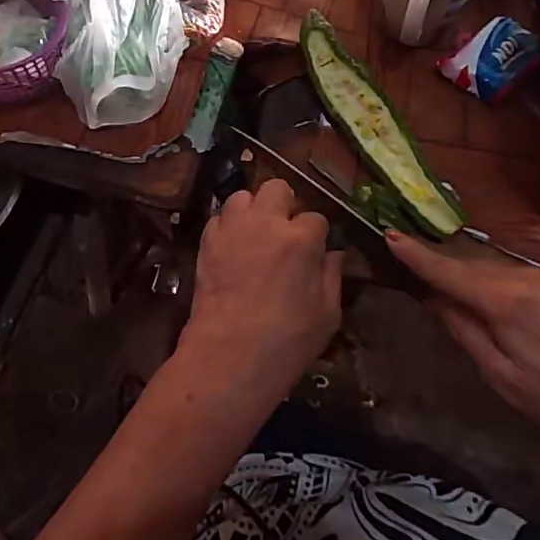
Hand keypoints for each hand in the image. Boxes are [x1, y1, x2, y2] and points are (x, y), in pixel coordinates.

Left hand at [179, 180, 342, 397]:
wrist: (230, 352)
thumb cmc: (288, 339)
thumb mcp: (328, 313)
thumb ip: (332, 275)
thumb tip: (333, 253)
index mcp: (301, 238)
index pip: (315, 217)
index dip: (316, 234)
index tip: (313, 249)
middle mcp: (265, 222)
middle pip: (276, 188)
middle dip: (284, 203)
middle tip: (284, 229)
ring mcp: (232, 227)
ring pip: (242, 196)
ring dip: (252, 209)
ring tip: (255, 233)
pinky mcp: (207, 239)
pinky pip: (219, 217)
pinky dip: (228, 226)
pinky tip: (233, 246)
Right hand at [387, 233, 539, 490]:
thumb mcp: (510, 382)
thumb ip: (466, 335)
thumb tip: (436, 300)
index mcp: (503, 297)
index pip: (443, 268)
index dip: (411, 253)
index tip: (384, 233)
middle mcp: (527, 278)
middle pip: (467, 267)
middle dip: (436, 265)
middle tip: (405, 265)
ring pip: (495, 276)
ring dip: (467, 280)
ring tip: (442, 290)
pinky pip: (519, 286)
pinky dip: (495, 291)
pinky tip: (492, 309)